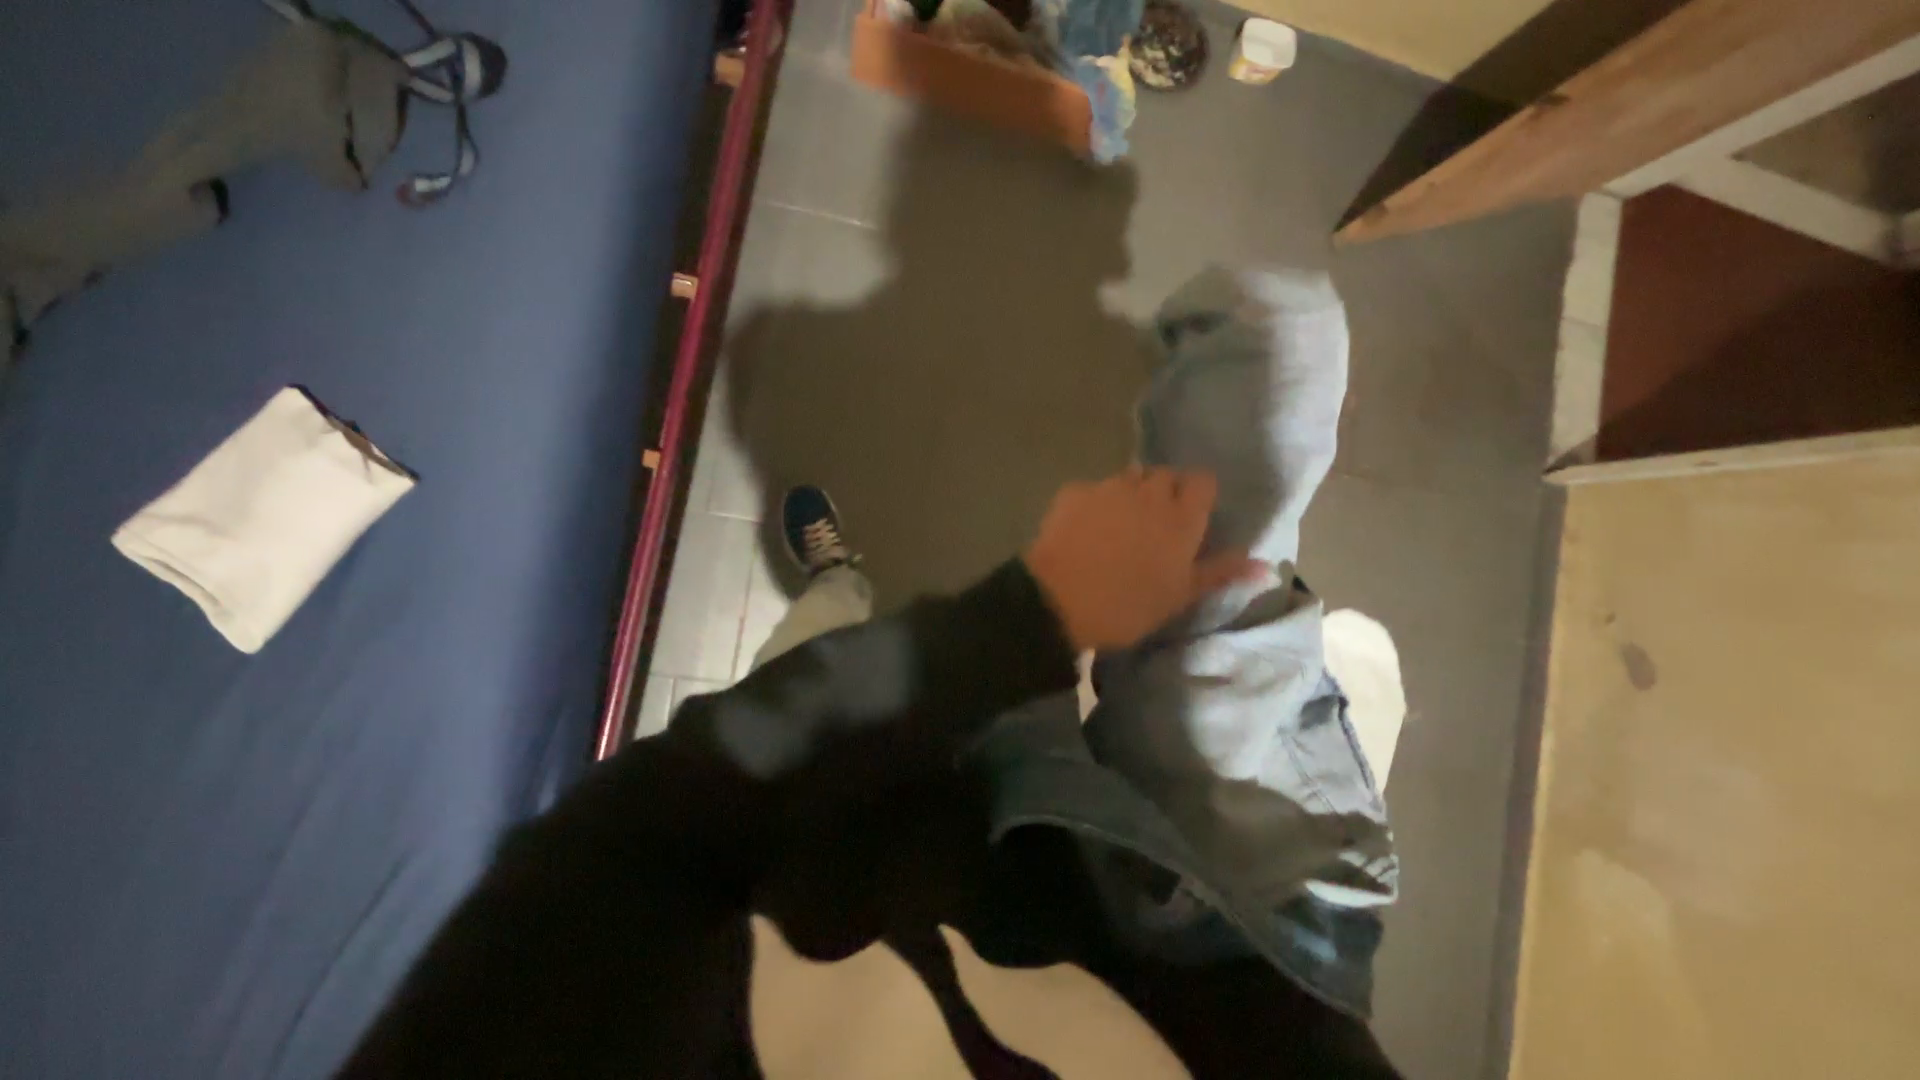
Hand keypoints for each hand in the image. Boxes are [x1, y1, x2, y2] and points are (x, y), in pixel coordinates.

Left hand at [1022, 467, 1265, 650]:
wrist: (1058, 602)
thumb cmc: (1128, 605)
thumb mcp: (1180, 596)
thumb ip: (1220, 572)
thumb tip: (1264, 564)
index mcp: (1182, 516)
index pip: (1203, 481)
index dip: (1198, 496)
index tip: (1191, 519)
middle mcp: (1149, 491)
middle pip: (1166, 476)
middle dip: (1165, 494)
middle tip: (1155, 528)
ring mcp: (1109, 488)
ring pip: (1129, 479)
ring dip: (1131, 495)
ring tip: (1120, 529)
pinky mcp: (1073, 492)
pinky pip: (1094, 489)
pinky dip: (1095, 504)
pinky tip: (1086, 531)